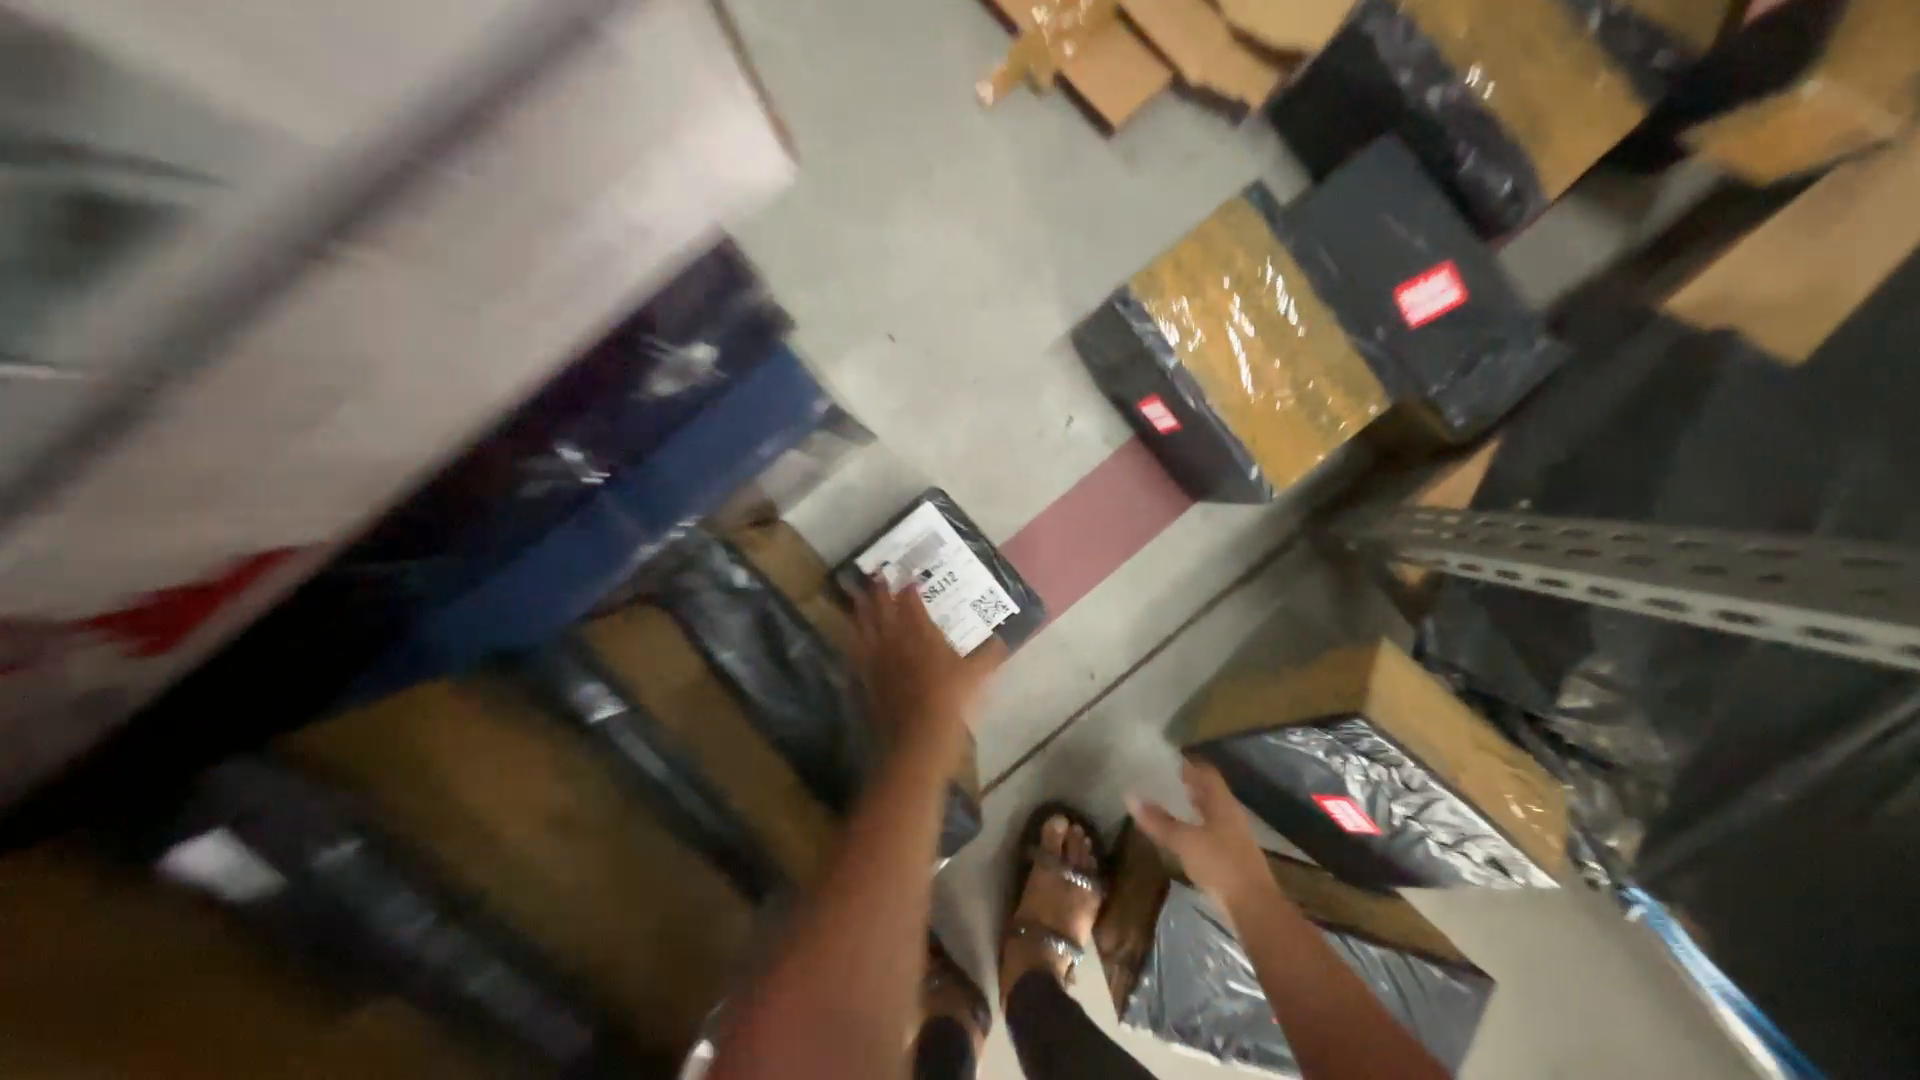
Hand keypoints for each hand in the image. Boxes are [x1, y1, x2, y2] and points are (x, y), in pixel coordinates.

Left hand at [851, 579, 1003, 754]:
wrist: (917, 735)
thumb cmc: (950, 700)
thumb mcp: (976, 676)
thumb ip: (988, 656)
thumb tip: (1002, 641)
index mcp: (922, 633)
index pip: (912, 603)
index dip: (909, 588)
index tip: (907, 576)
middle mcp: (895, 638)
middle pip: (883, 607)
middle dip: (880, 589)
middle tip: (876, 573)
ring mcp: (877, 657)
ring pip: (865, 625)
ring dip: (861, 608)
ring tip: (858, 595)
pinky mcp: (865, 676)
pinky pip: (856, 651)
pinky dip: (853, 639)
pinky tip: (851, 635)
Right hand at [1129, 759, 1278, 911]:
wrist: (1253, 907)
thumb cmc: (1220, 864)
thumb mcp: (1184, 841)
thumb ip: (1158, 820)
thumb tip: (1130, 796)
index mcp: (1223, 804)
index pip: (1206, 773)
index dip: (1188, 764)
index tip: (1165, 760)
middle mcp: (1230, 815)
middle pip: (1209, 792)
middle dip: (1187, 785)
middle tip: (1161, 779)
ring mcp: (1233, 836)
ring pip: (1210, 812)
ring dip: (1191, 806)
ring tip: (1166, 804)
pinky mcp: (1231, 857)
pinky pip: (1209, 832)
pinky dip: (1193, 827)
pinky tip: (1180, 834)